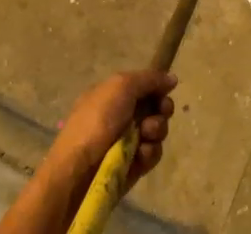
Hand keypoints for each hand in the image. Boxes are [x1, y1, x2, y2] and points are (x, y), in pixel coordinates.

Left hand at [0, 70, 178, 233]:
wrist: (78, 170)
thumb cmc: (97, 121)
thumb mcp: (121, 86)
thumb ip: (149, 79)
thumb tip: (172, 79)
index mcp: (113, 96)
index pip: (144, 87)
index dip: (157, 88)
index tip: (166, 90)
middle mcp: (120, 117)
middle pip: (155, 107)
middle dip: (162, 108)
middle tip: (162, 111)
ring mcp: (127, 142)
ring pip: (157, 130)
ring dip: (157, 129)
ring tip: (146, 135)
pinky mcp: (133, 165)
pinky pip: (152, 154)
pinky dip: (150, 152)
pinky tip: (141, 154)